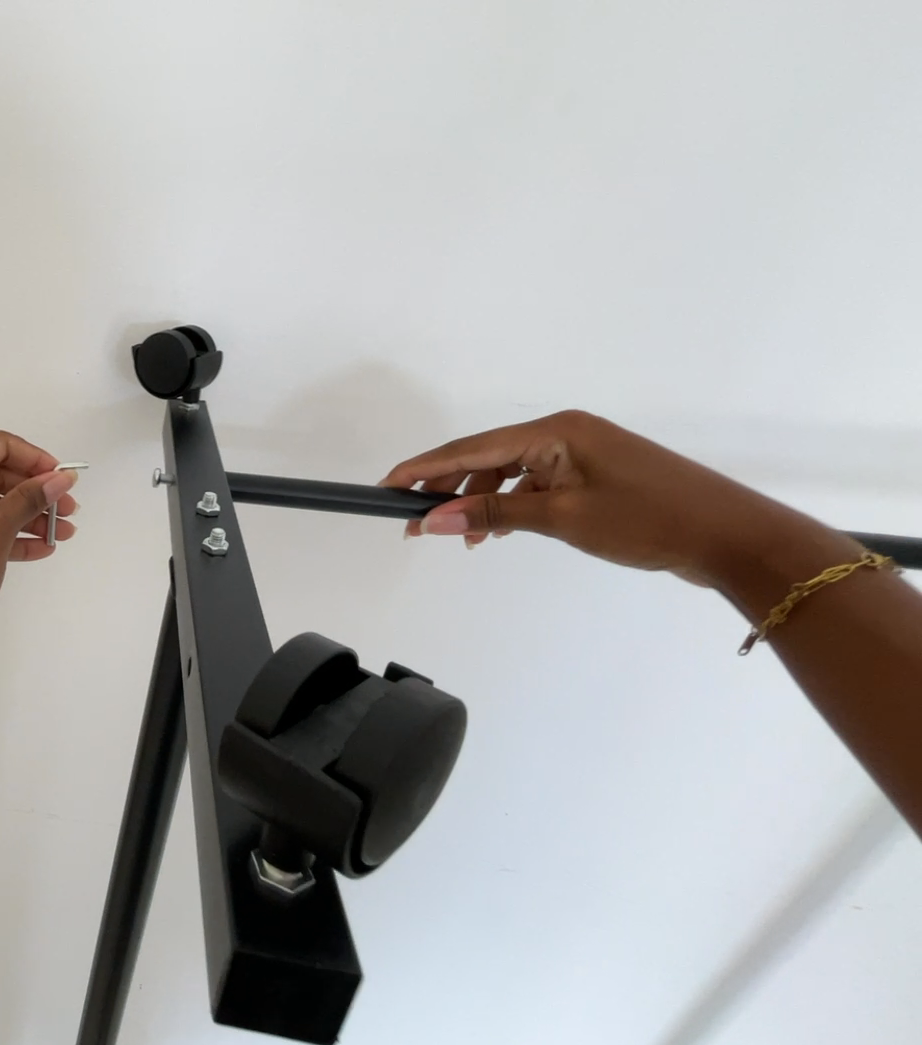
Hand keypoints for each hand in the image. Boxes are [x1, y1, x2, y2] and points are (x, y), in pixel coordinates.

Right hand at [379, 410, 848, 587]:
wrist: (735, 539)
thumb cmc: (650, 520)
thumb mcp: (561, 518)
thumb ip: (490, 515)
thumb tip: (429, 521)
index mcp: (554, 431)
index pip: (470, 447)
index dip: (422, 468)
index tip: (384, 487)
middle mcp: (562, 433)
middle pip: (483, 457)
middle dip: (445, 489)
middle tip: (412, 522)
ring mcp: (579, 454)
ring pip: (505, 473)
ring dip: (477, 503)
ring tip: (460, 538)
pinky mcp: (590, 475)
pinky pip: (530, 484)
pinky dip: (507, 506)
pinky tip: (496, 531)